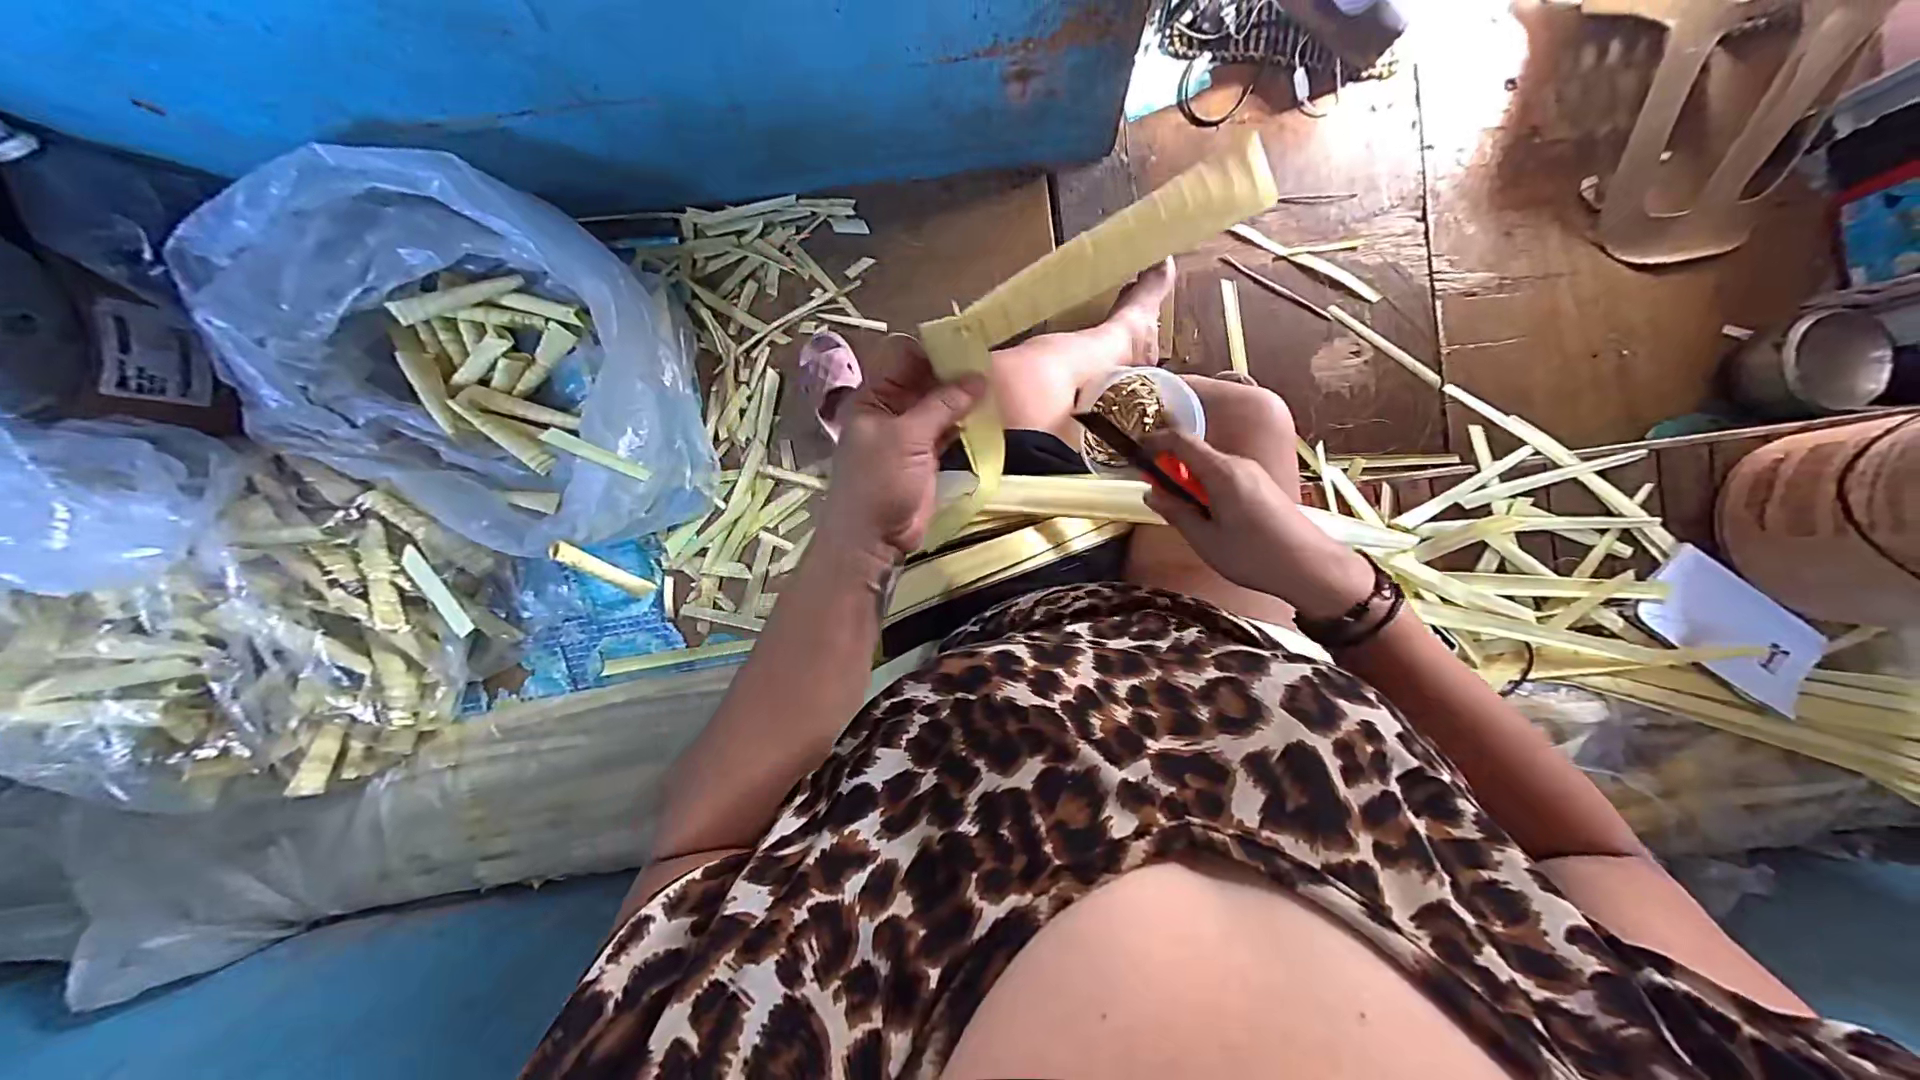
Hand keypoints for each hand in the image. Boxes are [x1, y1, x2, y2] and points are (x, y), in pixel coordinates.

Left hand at [819, 337, 985, 562]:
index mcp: (873, 397)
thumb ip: (941, 406)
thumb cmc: (879, 483)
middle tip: (988, 363)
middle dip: (952, 371)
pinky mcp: (926, 455)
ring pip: (938, 403)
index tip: (967, 345)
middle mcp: (890, 409)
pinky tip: (987, 411)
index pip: (902, 357)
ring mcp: (909, 433)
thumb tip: (977, 377)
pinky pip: (947, 428)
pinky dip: (964, 420)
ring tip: (993, 383)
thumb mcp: (907, 439)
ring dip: (962, 396)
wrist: (874, 539)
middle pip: (923, 379)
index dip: (932, 349)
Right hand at [1139, 429, 1375, 619]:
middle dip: (1171, 468)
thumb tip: (1152, 494)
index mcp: (1223, 472)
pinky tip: (1208, 517)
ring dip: (1190, 481)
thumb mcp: (1204, 539)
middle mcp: (1240, 464)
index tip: (1137, 453)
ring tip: (1183, 513)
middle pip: (1195, 453)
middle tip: (1157, 495)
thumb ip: (1175, 512)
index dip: (1155, 442)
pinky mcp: (1262, 485)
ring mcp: (1254, 473)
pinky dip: (1207, 488)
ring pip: (1210, 466)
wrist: (1312, 568)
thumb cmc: (1256, 556)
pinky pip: (1225, 476)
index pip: (1181, 440)